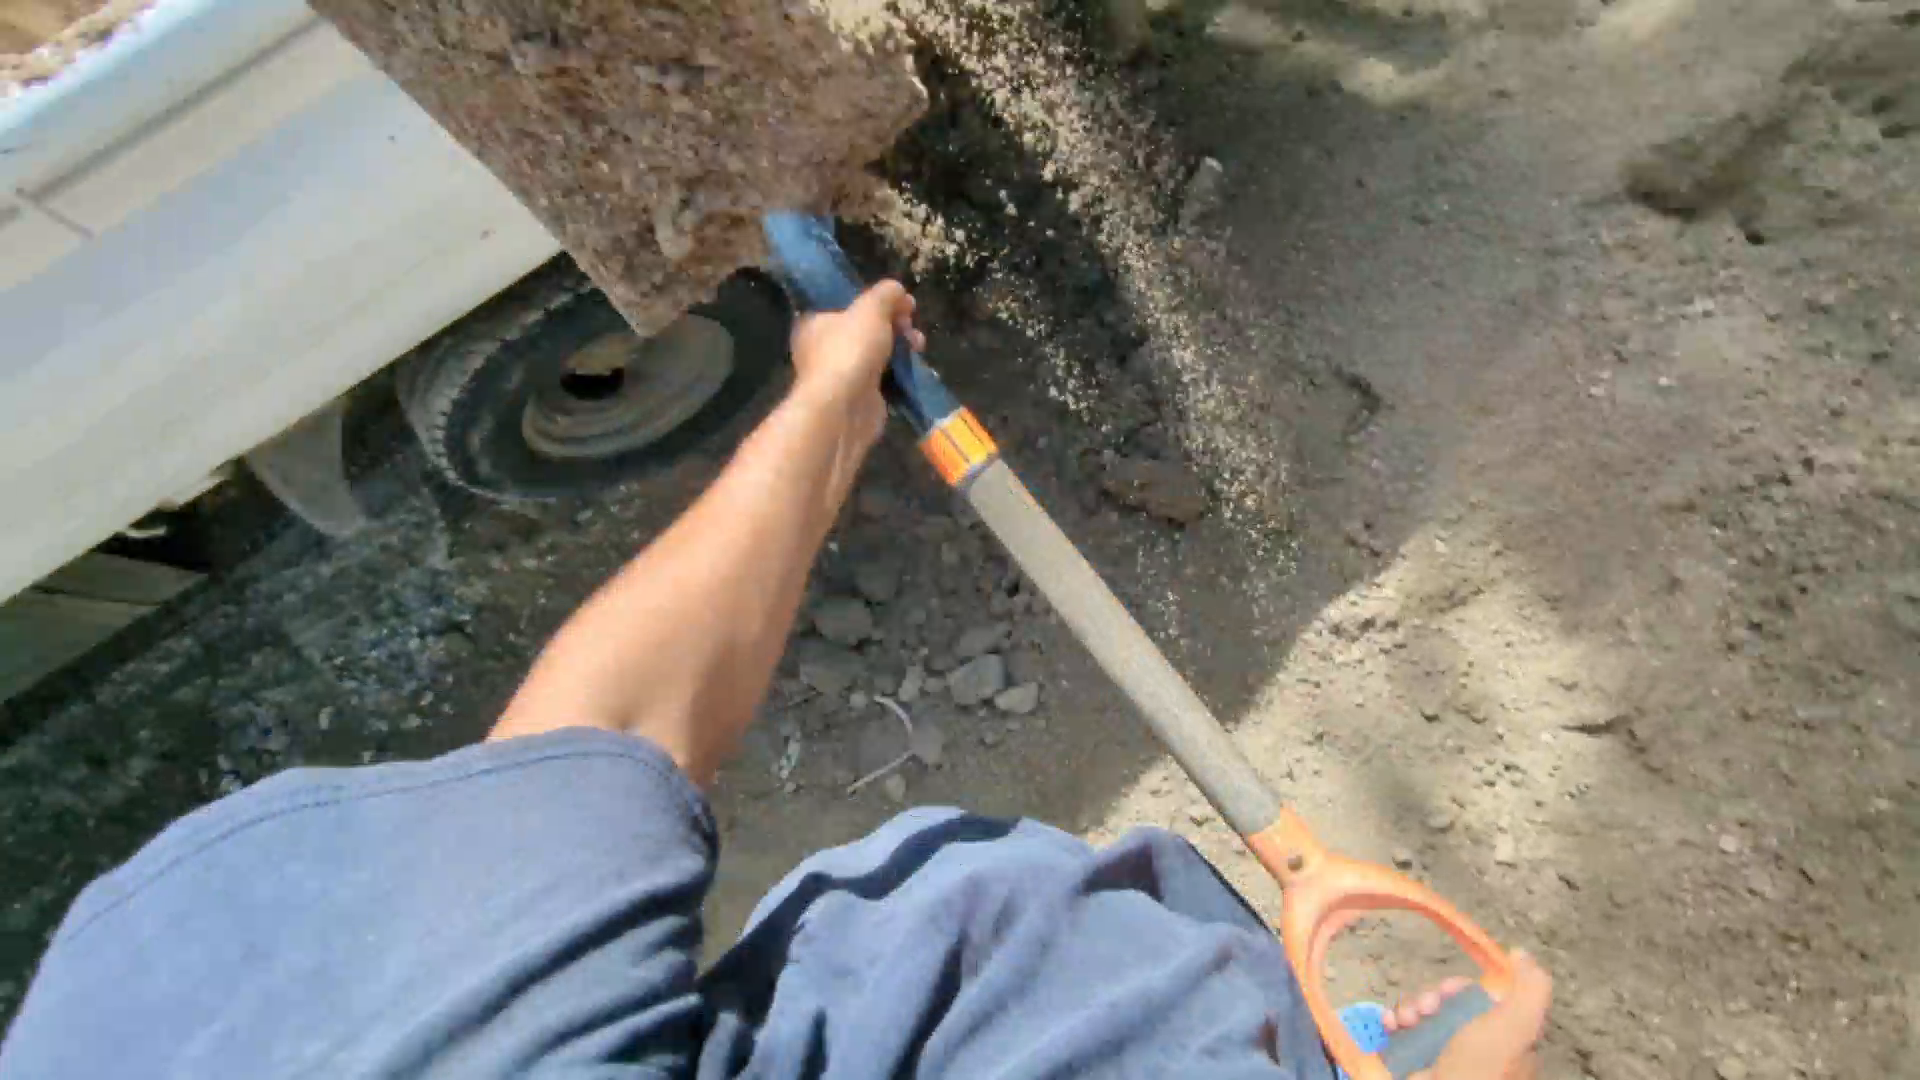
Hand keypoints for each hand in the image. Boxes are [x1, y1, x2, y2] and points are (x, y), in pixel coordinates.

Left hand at [789, 280, 925, 444]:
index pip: (846, 304)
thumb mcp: (871, 308)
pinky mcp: (860, 397)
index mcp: (815, 322)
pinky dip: (899, 372)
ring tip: (918, 345)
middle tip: (911, 321)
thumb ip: (886, 293)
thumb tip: (898, 290)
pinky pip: (884, 377)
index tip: (900, 300)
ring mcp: (842, 375)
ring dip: (901, 346)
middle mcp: (824, 348)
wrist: (844, 407)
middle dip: (895, 322)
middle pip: (866, 328)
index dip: (875, 300)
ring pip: (877, 353)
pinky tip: (914, 367)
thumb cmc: (849, 350)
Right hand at [1385, 951, 1552, 1079]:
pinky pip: (1399, 1030)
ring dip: (1407, 1007)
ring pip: (1420, 1014)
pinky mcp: (1413, 1059)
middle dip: (1429, 997)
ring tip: (1403, 1019)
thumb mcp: (1514, 1027)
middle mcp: (1473, 1047)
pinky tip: (1389, 1024)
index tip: (1448, 989)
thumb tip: (1523, 953)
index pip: (1476, 999)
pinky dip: (1392, 1021)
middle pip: (1445, 1005)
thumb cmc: (1479, 1068)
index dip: (1458, 988)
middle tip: (1424, 1008)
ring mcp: (1442, 1055)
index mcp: (1502, 1040)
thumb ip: (1528, 992)